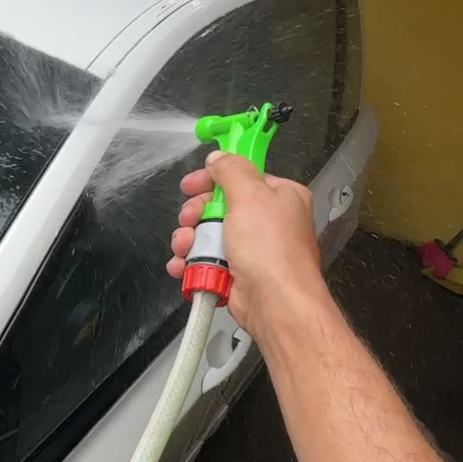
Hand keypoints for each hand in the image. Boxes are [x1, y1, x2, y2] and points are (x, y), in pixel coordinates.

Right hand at [164, 151, 330, 339]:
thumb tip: (218, 158)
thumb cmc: (272, 251)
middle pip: (215, 206)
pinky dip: (189, 262)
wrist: (274, 303)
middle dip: (195, 215)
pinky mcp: (233, 270)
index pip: (240, 176)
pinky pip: (203, 259)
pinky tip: (183, 265)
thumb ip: (231, 171)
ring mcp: (249, 247)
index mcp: (278, 196)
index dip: (211, 179)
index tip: (191, 184)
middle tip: (190, 220)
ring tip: (186, 248)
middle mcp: (265, 220)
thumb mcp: (250, 196)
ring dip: (188, 240)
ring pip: (205, 234)